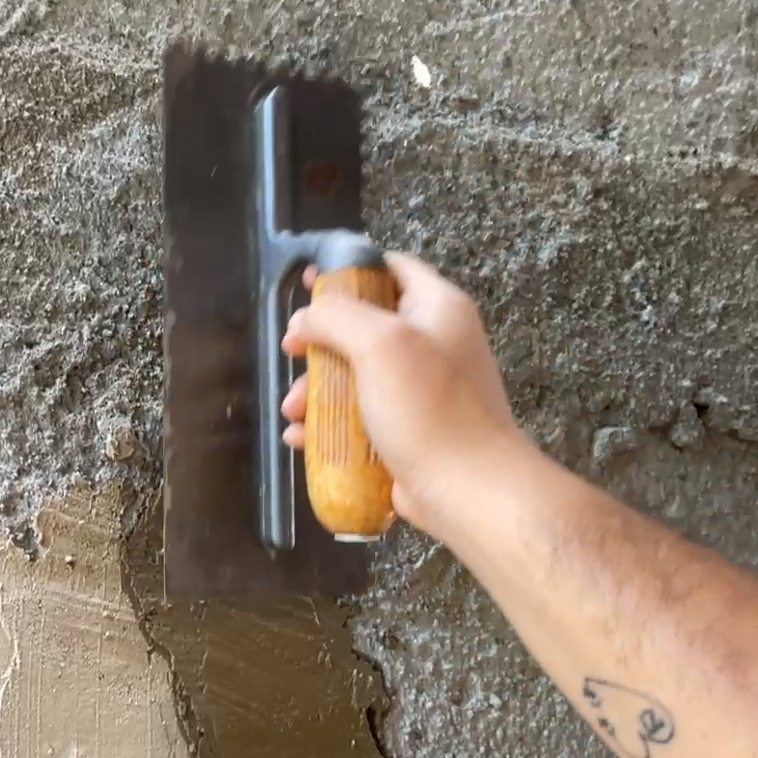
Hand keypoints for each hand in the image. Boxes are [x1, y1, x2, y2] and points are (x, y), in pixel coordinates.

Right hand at [281, 252, 523, 536]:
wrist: (466, 488)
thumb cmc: (428, 409)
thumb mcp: (380, 344)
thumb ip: (337, 317)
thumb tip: (303, 319)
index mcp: (437, 310)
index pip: (392, 269)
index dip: (348, 271)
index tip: (307, 285)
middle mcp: (431, 344)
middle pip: (363, 326)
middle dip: (320, 342)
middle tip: (292, 352)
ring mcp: (418, 391)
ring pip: (353, 376)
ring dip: (315, 390)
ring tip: (292, 412)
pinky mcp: (404, 430)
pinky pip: (356, 417)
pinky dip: (326, 424)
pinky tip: (301, 438)